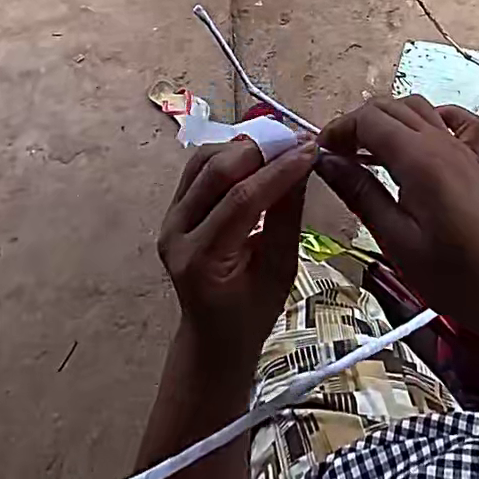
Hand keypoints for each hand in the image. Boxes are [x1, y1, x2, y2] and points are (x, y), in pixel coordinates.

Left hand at [157, 136, 314, 365]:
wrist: (212, 337)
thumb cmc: (252, 314)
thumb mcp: (281, 271)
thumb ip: (287, 216)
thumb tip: (302, 164)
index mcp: (202, 259)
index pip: (242, 198)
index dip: (278, 169)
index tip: (309, 149)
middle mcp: (176, 233)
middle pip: (217, 171)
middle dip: (261, 150)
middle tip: (297, 141)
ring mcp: (169, 218)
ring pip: (204, 160)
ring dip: (244, 147)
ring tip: (280, 147)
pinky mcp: (172, 209)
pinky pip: (199, 167)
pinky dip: (229, 154)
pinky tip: (257, 156)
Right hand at [315, 96, 478, 349]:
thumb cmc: (457, 277)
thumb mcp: (397, 240)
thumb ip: (361, 193)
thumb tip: (325, 161)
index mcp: (418, 157)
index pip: (367, 118)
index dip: (338, 130)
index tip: (319, 157)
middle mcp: (440, 140)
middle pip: (388, 106)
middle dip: (355, 124)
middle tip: (336, 161)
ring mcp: (461, 148)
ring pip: (416, 107)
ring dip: (385, 121)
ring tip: (365, 156)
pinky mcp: (474, 162)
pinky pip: (453, 121)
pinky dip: (429, 120)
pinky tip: (417, 144)